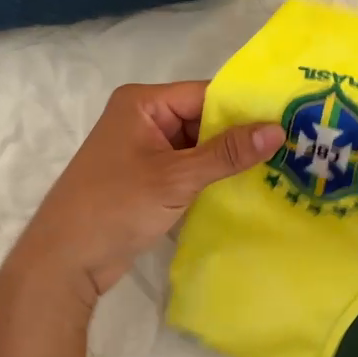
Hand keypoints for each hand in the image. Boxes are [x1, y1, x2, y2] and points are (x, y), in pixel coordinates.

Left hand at [11, 81, 281, 307]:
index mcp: (143, 103)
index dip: (245, 106)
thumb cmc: (115, 208)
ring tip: (281, 163)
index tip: (288, 116)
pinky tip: (249, 184)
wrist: (64, 262)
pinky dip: (213, 175)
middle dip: (241, 133)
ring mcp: (145, 149)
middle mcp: (143, 118)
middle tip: (293, 142)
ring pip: (199, 144)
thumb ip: (227, 153)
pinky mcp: (148, 178)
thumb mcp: (176, 177)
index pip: (206, 94)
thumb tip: (278, 130)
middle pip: (204, 118)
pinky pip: (189, 166)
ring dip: (229, 157)